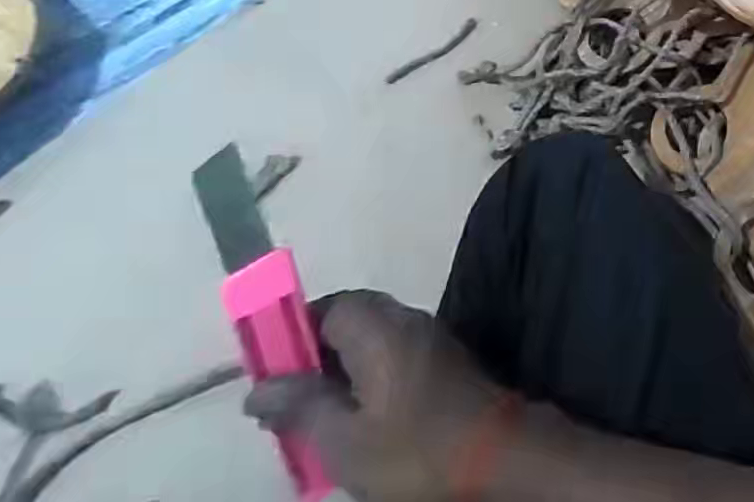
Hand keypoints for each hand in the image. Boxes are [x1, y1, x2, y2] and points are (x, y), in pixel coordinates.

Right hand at [244, 291, 514, 501]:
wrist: (493, 450)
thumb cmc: (413, 447)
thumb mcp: (342, 439)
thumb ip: (301, 406)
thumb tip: (260, 388)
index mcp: (384, 331)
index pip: (334, 305)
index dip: (295, 328)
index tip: (265, 367)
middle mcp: (411, 322)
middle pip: (354, 316)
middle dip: (313, 349)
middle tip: (281, 396)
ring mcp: (431, 338)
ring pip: (373, 335)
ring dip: (338, 364)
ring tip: (306, 413)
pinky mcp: (442, 358)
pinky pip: (393, 351)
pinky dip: (364, 372)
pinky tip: (347, 414)